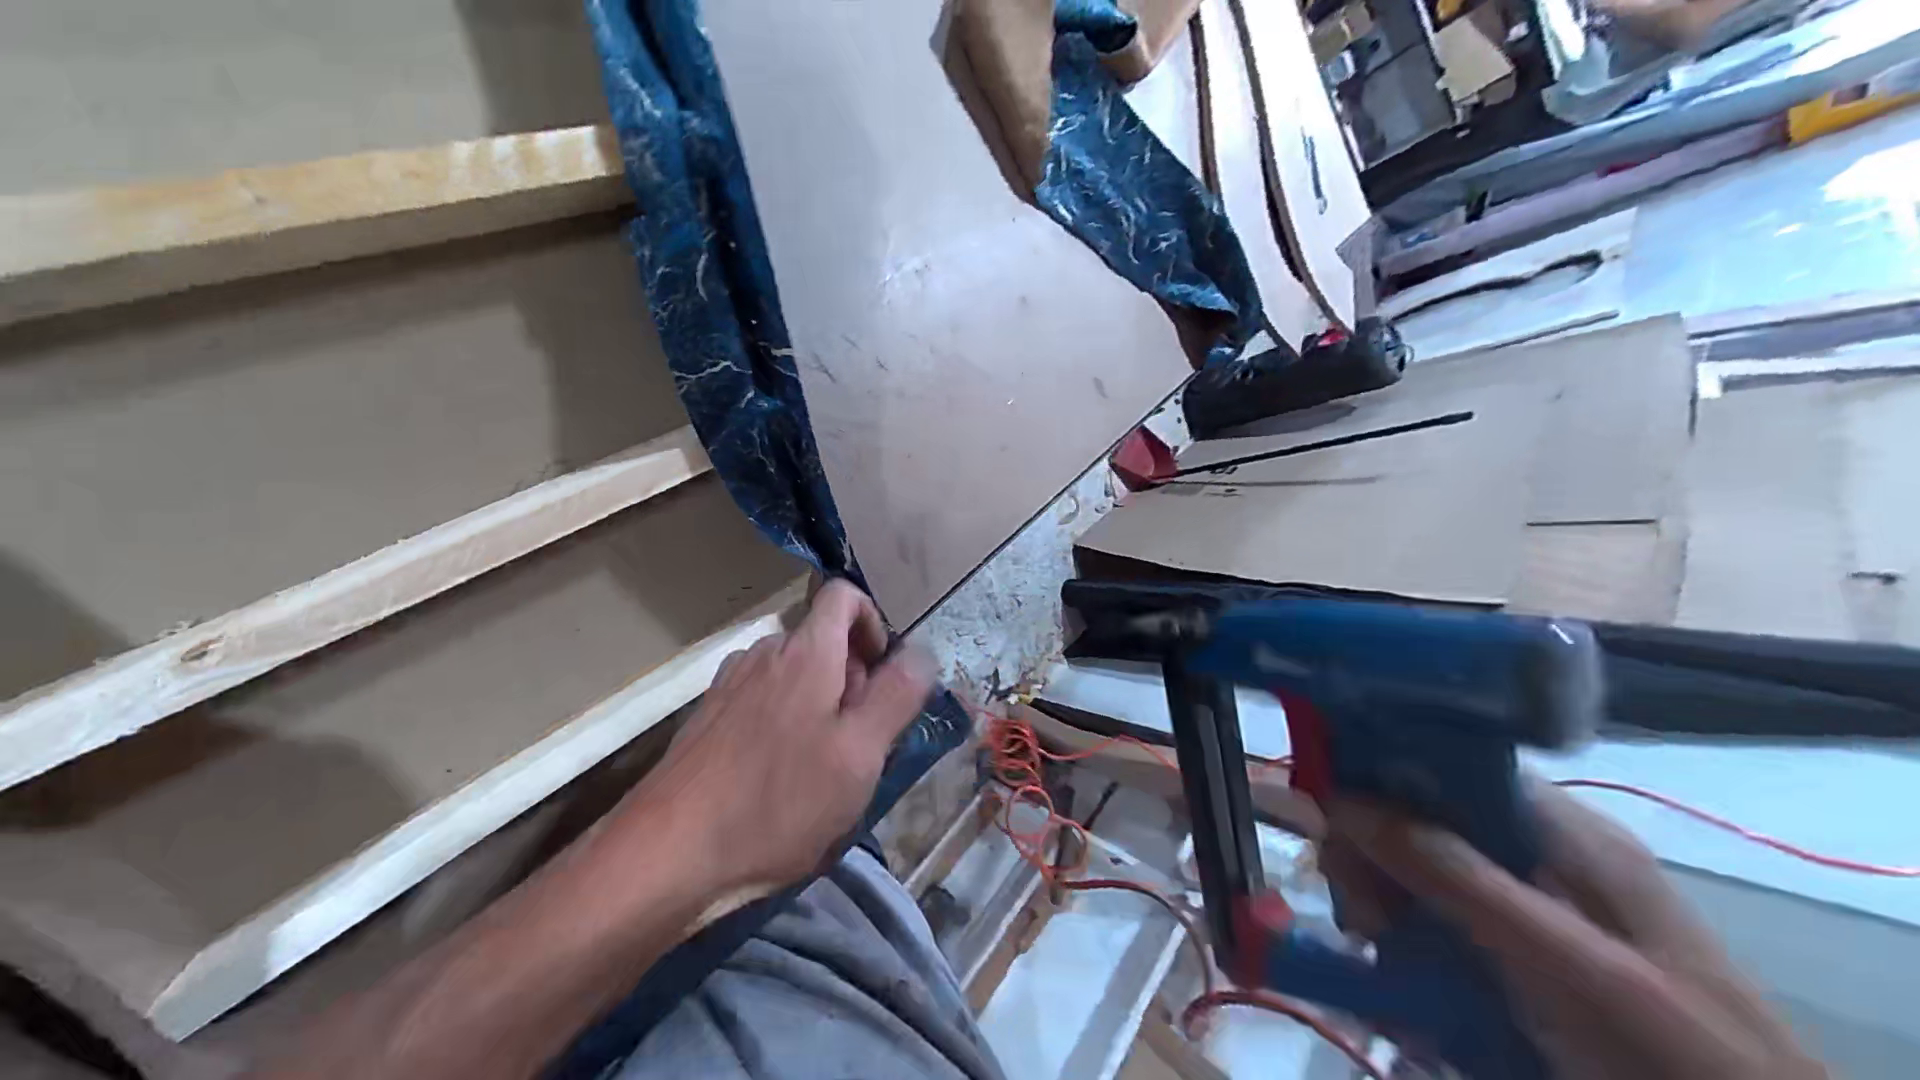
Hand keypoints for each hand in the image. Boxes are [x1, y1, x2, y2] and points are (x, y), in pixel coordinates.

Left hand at [626, 580, 935, 904]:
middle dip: (854, 680)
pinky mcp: (709, 717)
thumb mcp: (859, 754)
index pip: (844, 596)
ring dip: (821, 706)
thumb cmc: (777, 802)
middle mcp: (765, 653)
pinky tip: (780, 780)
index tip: (883, 679)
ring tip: (822, 768)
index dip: (875, 625)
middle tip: (859, 743)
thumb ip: (896, 695)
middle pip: (824, 640)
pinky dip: (787, 723)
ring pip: (796, 675)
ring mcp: (731, 684)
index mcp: (807, 652)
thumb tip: (919, 651)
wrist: (667, 853)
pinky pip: (765, 700)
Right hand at [1324, 781, 1826, 1079]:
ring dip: (1378, 902)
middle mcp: (1533, 851)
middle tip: (1362, 916)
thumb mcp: (1565, 961)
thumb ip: (1454, 874)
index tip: (1330, 819)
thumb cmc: (1673, 1054)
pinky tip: (1394, 974)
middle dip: (1371, 856)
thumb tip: (1339, 798)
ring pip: (1410, 869)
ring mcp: (1521, 904)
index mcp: (1560, 828)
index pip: (1444, 762)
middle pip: (1415, 817)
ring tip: (1376, 951)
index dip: (1378, 775)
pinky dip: (1400, 941)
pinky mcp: (1509, 952)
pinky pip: (1428, 920)